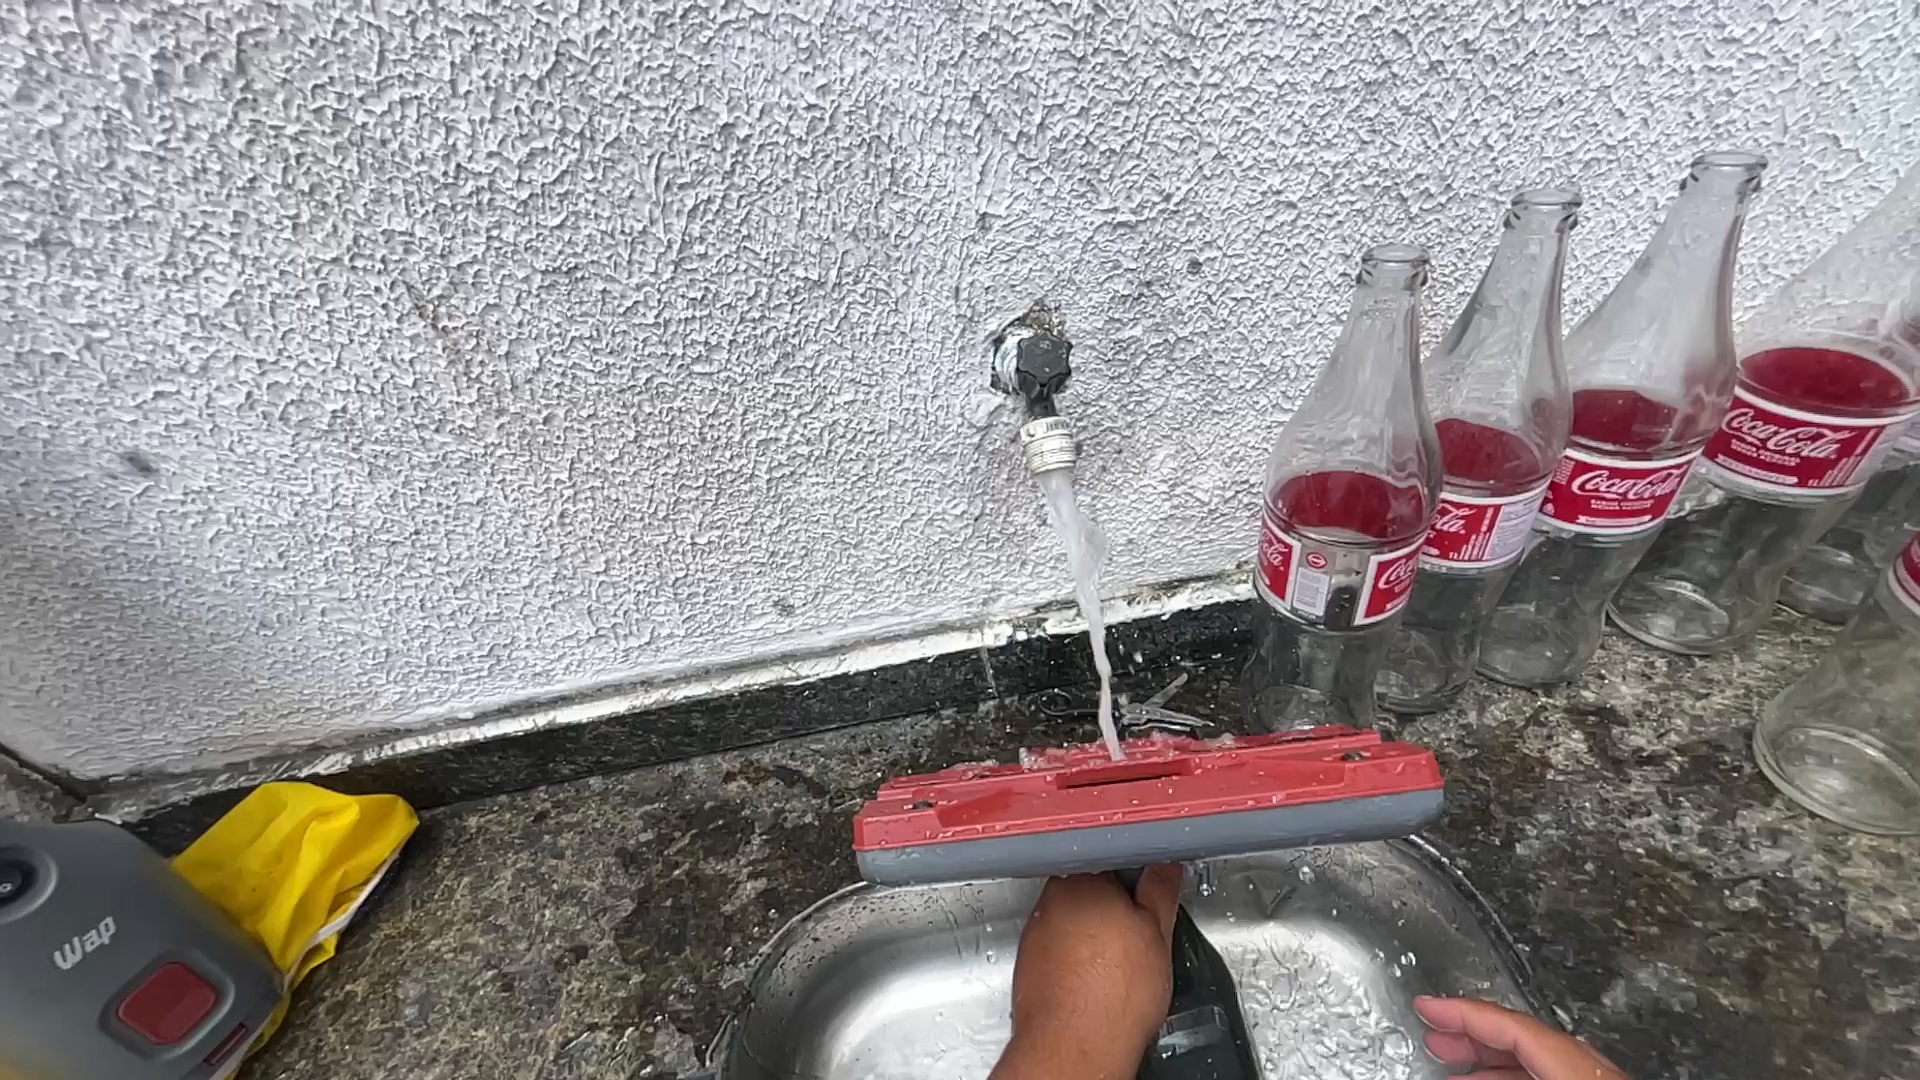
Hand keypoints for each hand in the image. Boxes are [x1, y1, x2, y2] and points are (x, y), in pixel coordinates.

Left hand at [989, 865, 1183, 1079]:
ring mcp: (1037, 926)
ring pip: (1071, 916)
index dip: (1132, 877)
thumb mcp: (1156, 933)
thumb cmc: (1113, 995)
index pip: (1110, 858)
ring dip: (1090, 930)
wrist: (1073, 1046)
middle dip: (1111, 905)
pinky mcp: (1029, 956)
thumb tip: (1166, 865)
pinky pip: (1055, 943)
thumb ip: (1160, 890)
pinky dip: (1073, 954)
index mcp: (1085, 878)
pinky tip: (1092, 978)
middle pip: (1088, 886)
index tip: (1145, 895)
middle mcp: (1053, 896)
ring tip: (1114, 962)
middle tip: (1134, 933)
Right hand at [1415, 996, 1630, 1079]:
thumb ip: (1493, 1075)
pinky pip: (1551, 1075)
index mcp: (1583, 1067)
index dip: (1462, 1011)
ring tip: (1454, 1068)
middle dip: (1472, 1031)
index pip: (1514, 1024)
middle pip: (1525, 1034)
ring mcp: (1602, 1079)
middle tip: (1433, 1033)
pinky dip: (1517, 1075)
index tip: (1426, 1006)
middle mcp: (1596, 1069)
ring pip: (1539, 1057)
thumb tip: (1447, 1072)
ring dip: (1491, 1058)